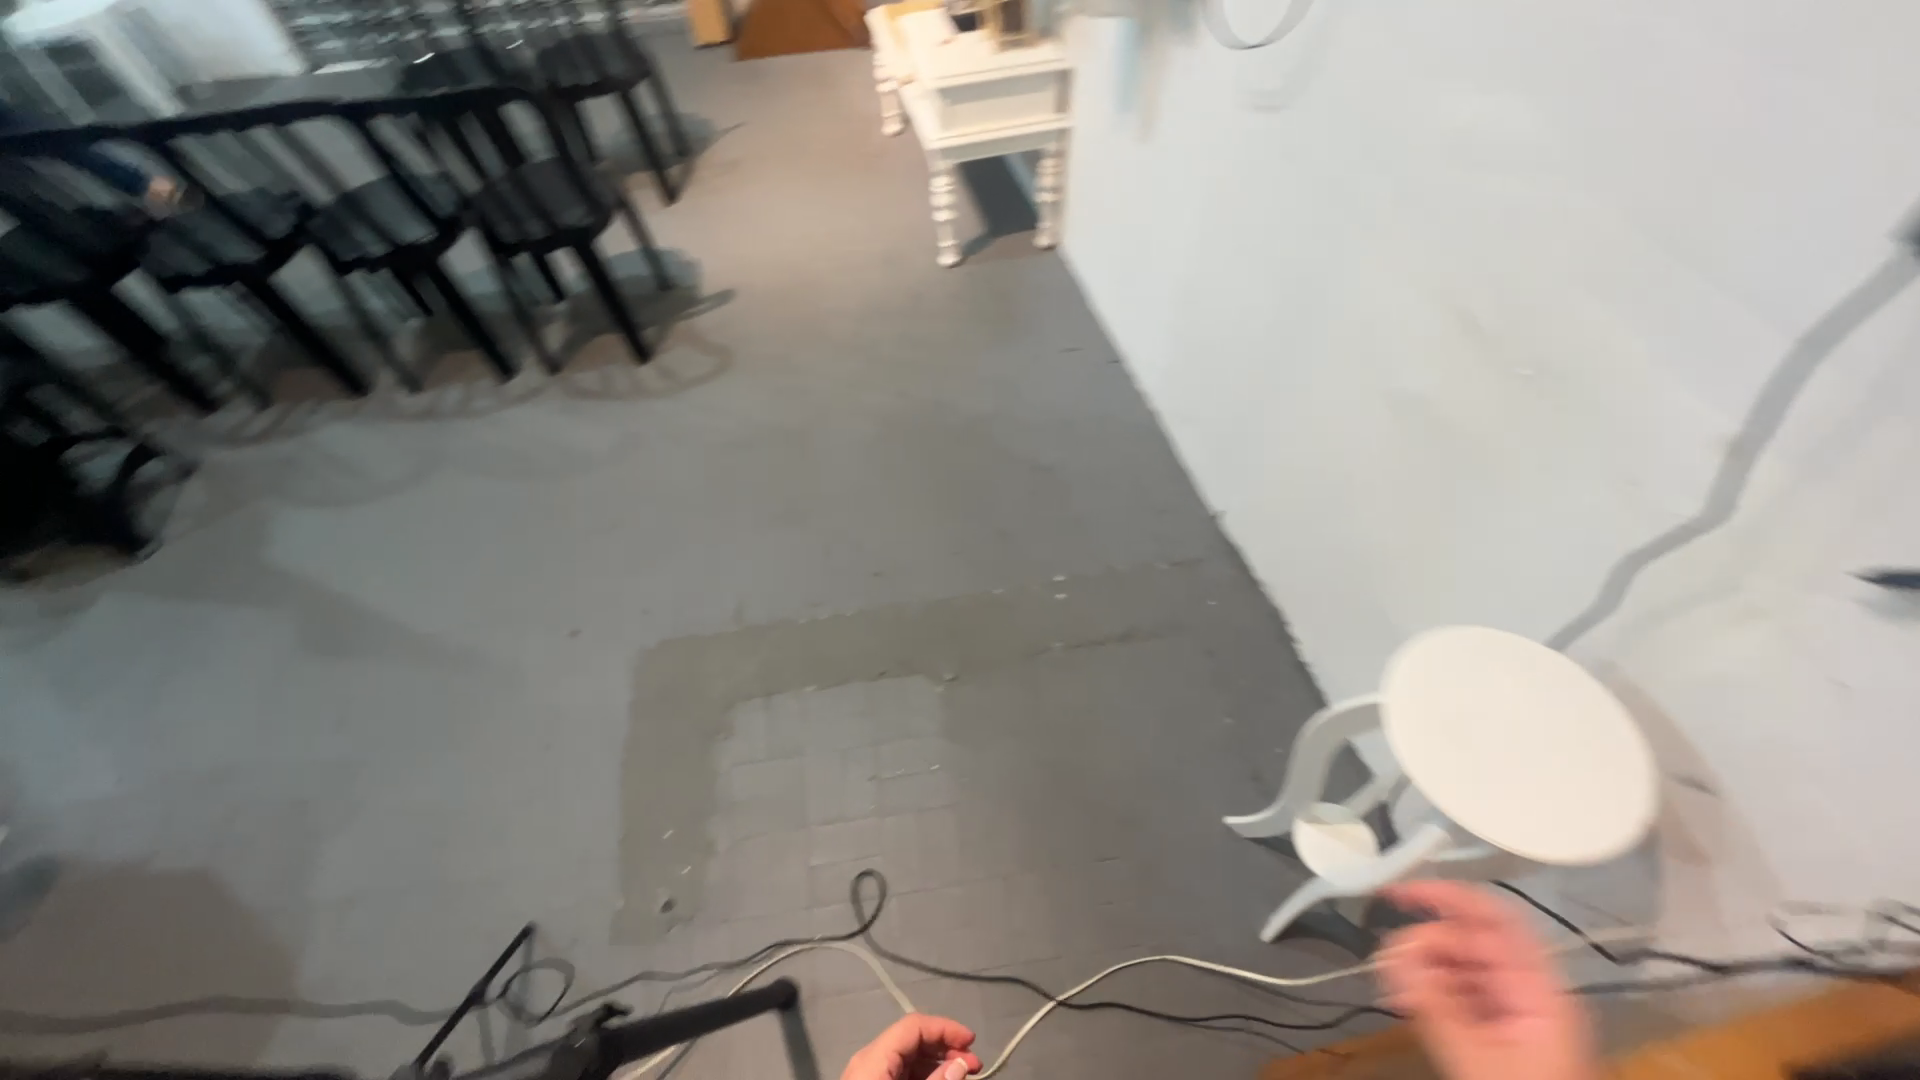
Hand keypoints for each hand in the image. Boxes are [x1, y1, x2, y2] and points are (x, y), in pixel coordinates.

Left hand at [840, 1014, 982, 1079]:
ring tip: (962, 1076)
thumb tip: (960, 1065)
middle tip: (974, 1066)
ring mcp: (868, 1076)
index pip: (913, 1027)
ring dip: (937, 1063)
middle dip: (945, 1047)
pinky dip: (923, 1076)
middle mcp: (868, 1061)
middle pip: (911, 1040)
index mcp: (873, 1059)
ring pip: (907, 1058)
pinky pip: (900, 1074)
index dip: (945, 1028)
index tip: (972, 1042)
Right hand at [1378, 882, 1597, 1079]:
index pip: (1494, 920)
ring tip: (1394, 994)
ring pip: (1456, 962)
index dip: (1447, 896)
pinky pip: (1455, 988)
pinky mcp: (1495, 1025)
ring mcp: (1511, 1008)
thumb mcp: (1473, 1059)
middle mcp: (1526, 988)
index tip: (1396, 894)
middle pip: (1468, 938)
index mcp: (1537, 990)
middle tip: (1389, 968)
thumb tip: (1390, 953)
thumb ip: (1432, 1002)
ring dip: (1419, 967)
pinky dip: (1426, 988)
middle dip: (1422, 945)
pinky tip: (1404, 1003)